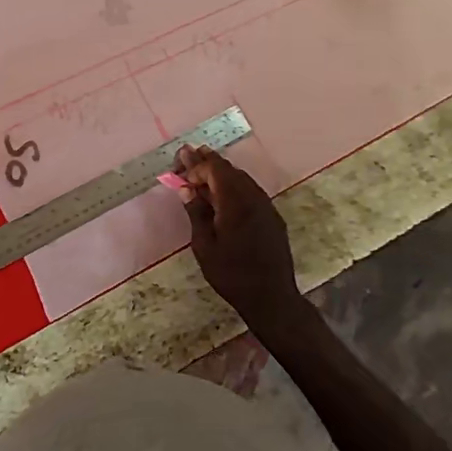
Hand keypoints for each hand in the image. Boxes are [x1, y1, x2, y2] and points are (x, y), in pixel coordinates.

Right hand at [175, 145, 305, 326]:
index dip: (196, 166)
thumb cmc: (231, 274)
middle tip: (189, 153)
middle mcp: (253, 198)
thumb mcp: (205, 245)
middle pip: (229, 170)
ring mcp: (266, 206)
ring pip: (241, 178)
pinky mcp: (272, 216)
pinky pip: (250, 190)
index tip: (180, 169)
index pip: (215, 171)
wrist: (271, 297)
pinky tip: (223, 190)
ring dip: (221, 171)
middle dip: (207, 161)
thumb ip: (196, 213)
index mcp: (235, 203)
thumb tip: (186, 189)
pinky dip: (233, 184)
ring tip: (202, 167)